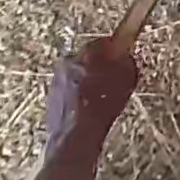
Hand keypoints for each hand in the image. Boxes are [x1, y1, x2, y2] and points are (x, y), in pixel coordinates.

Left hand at [43, 34, 138, 154]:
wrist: (75, 137)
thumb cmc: (102, 107)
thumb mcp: (126, 80)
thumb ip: (127, 61)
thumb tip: (126, 55)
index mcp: (88, 52)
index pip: (105, 42)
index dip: (116, 50)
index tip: (122, 57)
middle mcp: (70, 60)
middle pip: (89, 56)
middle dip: (100, 64)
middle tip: (112, 77)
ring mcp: (57, 78)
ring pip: (78, 72)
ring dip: (88, 78)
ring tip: (100, 95)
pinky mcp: (51, 95)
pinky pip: (69, 87)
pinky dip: (78, 92)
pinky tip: (88, 106)